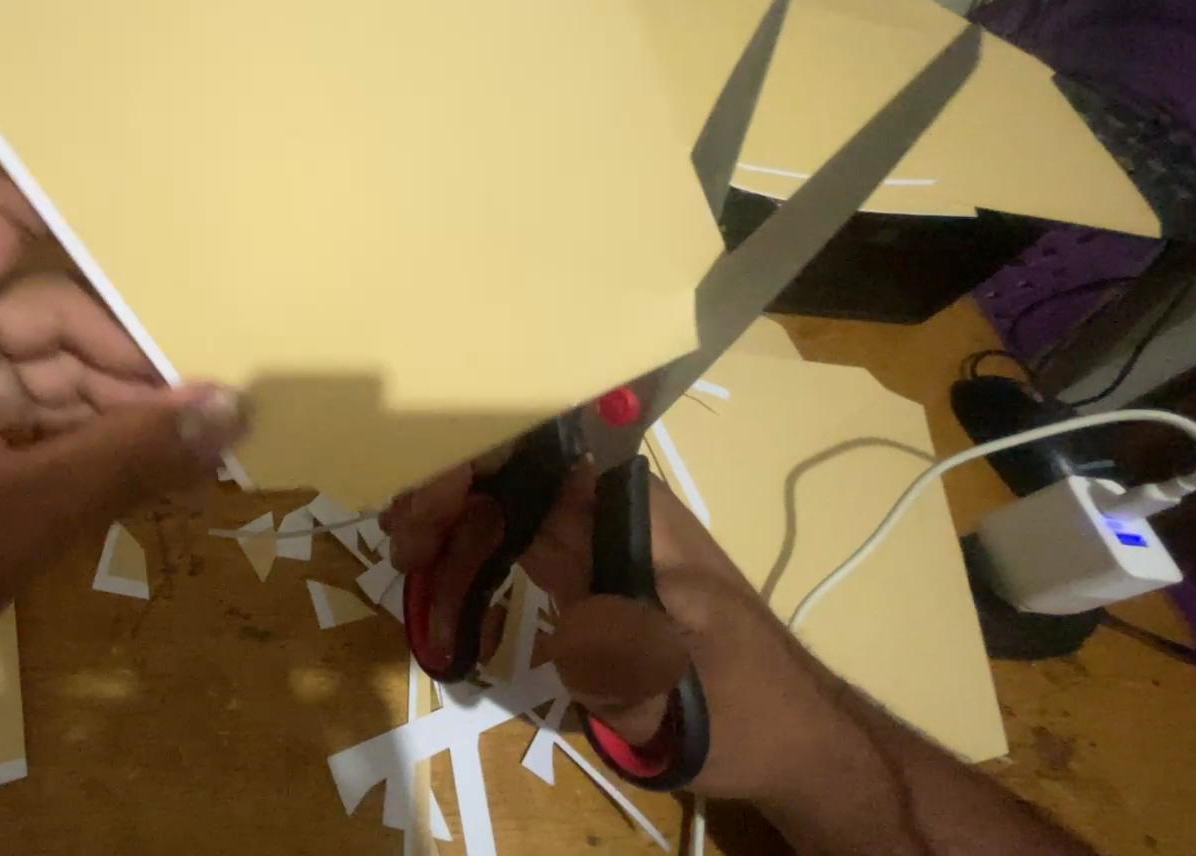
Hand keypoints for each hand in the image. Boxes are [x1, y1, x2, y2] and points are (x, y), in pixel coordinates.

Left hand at [0, 174, 246, 688]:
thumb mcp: (21, 515)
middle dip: (132, 346)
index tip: (171, 215)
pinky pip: (54, 400)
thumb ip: (131, 458)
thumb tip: (233, 409)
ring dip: (127, 395)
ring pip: (64, 356)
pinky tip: (160, 453)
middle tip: (215, 376)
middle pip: (53, 301)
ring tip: (202, 429)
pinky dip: (102, 427)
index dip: (80, 204)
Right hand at [382, 454, 863, 803]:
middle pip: (498, 473)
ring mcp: (583, 534)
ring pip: (493, 505)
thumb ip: (617, 652)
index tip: (424, 520)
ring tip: (410, 574)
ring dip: (444, 531)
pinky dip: (464, 559)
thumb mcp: (685, 689)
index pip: (528, 454)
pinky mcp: (575, 566)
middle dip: (439, 502)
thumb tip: (546, 610)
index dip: (464, 470)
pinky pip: (504, 542)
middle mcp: (595, 505)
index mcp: (622, 507)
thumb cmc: (749, 706)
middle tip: (402, 555)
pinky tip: (436, 585)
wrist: (793, 740)